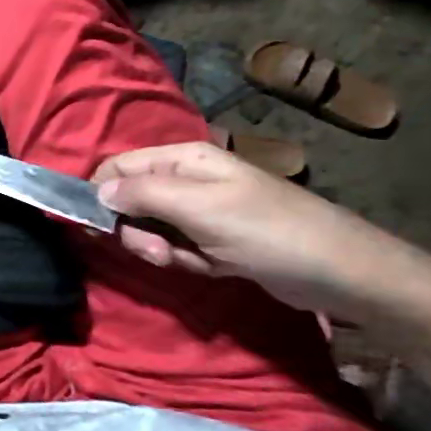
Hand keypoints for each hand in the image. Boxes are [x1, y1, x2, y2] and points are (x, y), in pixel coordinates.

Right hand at [94, 142, 429, 320]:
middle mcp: (188, 180)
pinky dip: (186, 262)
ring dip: (161, 250)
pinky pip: (177, 249)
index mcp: (183, 159)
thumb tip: (95, 191)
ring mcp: (201, 213)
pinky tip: (213, 267)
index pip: (120, 167)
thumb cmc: (265, 230)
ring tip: (190, 260)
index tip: (92, 227)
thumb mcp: (198, 208)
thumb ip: (142, 195)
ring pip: (152, 230)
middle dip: (136, 230)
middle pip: (131, 200)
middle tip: (159, 251)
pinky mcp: (214, 242)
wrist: (337, 271)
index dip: (100, 194)